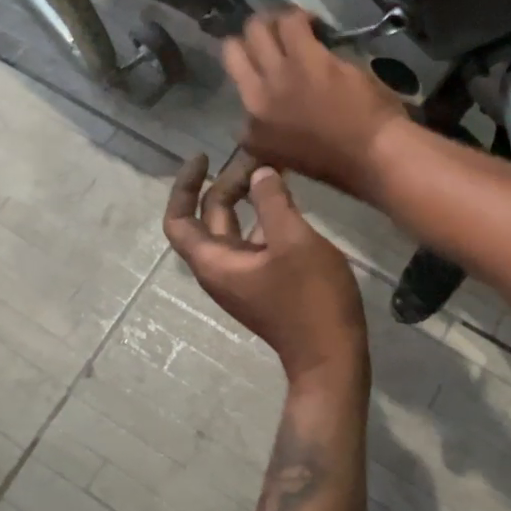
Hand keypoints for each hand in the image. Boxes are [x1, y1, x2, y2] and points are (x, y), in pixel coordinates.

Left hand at [164, 153, 368, 384]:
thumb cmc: (309, 297)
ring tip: (272, 169)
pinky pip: (254, 240)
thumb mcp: (293, 240)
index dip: (184, 186)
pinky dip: (264, 215)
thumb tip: (259, 172)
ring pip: (234, 228)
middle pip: (210, 217)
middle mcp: (221, 269)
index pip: (178, 220)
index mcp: (215, 261)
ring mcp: (244, 278)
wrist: (332, 355)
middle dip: (228, 183)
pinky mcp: (266, 282)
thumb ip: (273, 201)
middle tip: (258, 155)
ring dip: (247, 197)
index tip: (203, 157)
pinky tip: (288, 200)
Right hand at [221, 10, 408, 195]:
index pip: (237, 91)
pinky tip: (315, 23)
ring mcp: (279, 75)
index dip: (253, 73)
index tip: (271, 68)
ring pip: (257, 30)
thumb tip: (276, 112)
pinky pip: (291, 21)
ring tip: (296, 26)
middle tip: (277, 38)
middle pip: (235, 51)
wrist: (372, 154)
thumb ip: (273, 133)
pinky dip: (302, 16)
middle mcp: (256, 100)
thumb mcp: (291, 157)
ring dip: (274, 23)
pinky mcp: (306, 56)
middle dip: (254, 40)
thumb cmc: (343, 161)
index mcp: (252, 132)